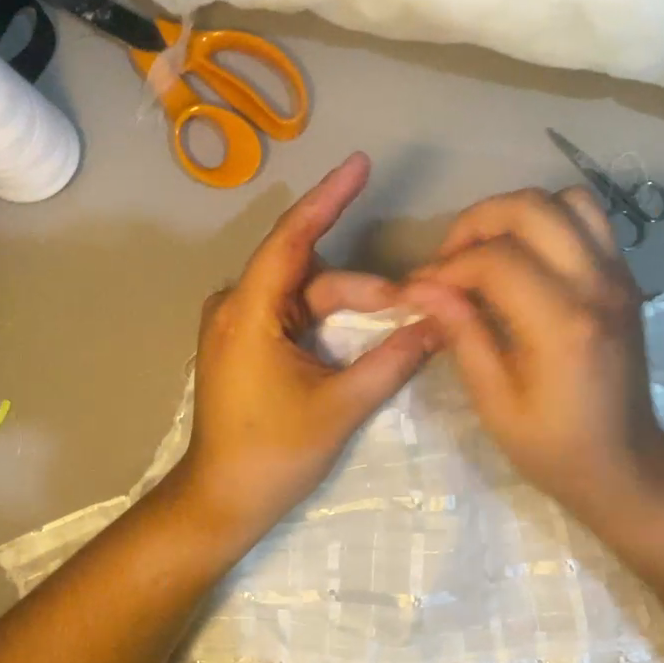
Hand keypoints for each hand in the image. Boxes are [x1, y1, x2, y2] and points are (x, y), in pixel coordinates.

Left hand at [173, 153, 438, 537]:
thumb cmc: (273, 454)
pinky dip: (331, 320)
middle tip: (416, 307)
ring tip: (399, 319)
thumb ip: (392, 360)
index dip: (329, 198)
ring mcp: (237, 325)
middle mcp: (236, 306)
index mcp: (248, 312)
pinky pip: (295, 315)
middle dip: (364, 289)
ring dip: (350, 306)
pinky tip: (365, 329)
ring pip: (306, 297)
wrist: (222, 500)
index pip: (293, 238)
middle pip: (311, 276)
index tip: (361, 163)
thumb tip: (442, 323)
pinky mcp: (245, 345)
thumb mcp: (340, 406)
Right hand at [403, 187, 663, 522]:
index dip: (447, 267)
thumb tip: (421, 287)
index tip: (418, 290)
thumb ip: (462, 334)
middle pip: (532, 208)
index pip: (496, 260)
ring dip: (519, 215)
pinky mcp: (627, 280)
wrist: (624, 465)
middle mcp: (599, 287)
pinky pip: (591, 222)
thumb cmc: (553, 448)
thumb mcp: (495, 402)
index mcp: (564, 325)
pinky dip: (552, 224)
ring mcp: (620, 278)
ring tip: (489, 251)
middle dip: (478, 223)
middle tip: (450, 260)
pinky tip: (526, 261)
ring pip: (568, 200)